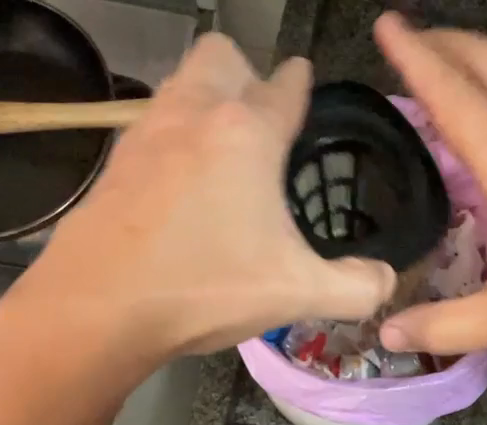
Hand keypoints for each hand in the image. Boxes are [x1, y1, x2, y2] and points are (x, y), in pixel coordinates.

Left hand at [0, 35, 394, 383]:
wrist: (100, 305)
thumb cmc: (204, 287)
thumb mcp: (297, 294)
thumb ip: (354, 287)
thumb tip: (385, 280)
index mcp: (248, 132)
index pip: (286, 86)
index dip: (301, 88)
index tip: (304, 92)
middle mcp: (195, 114)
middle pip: (223, 58)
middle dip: (246, 77)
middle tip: (259, 129)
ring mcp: (146, 134)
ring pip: (180, 87)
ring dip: (204, 104)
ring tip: (219, 158)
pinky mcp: (113, 165)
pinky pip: (149, 130)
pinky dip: (170, 145)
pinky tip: (176, 193)